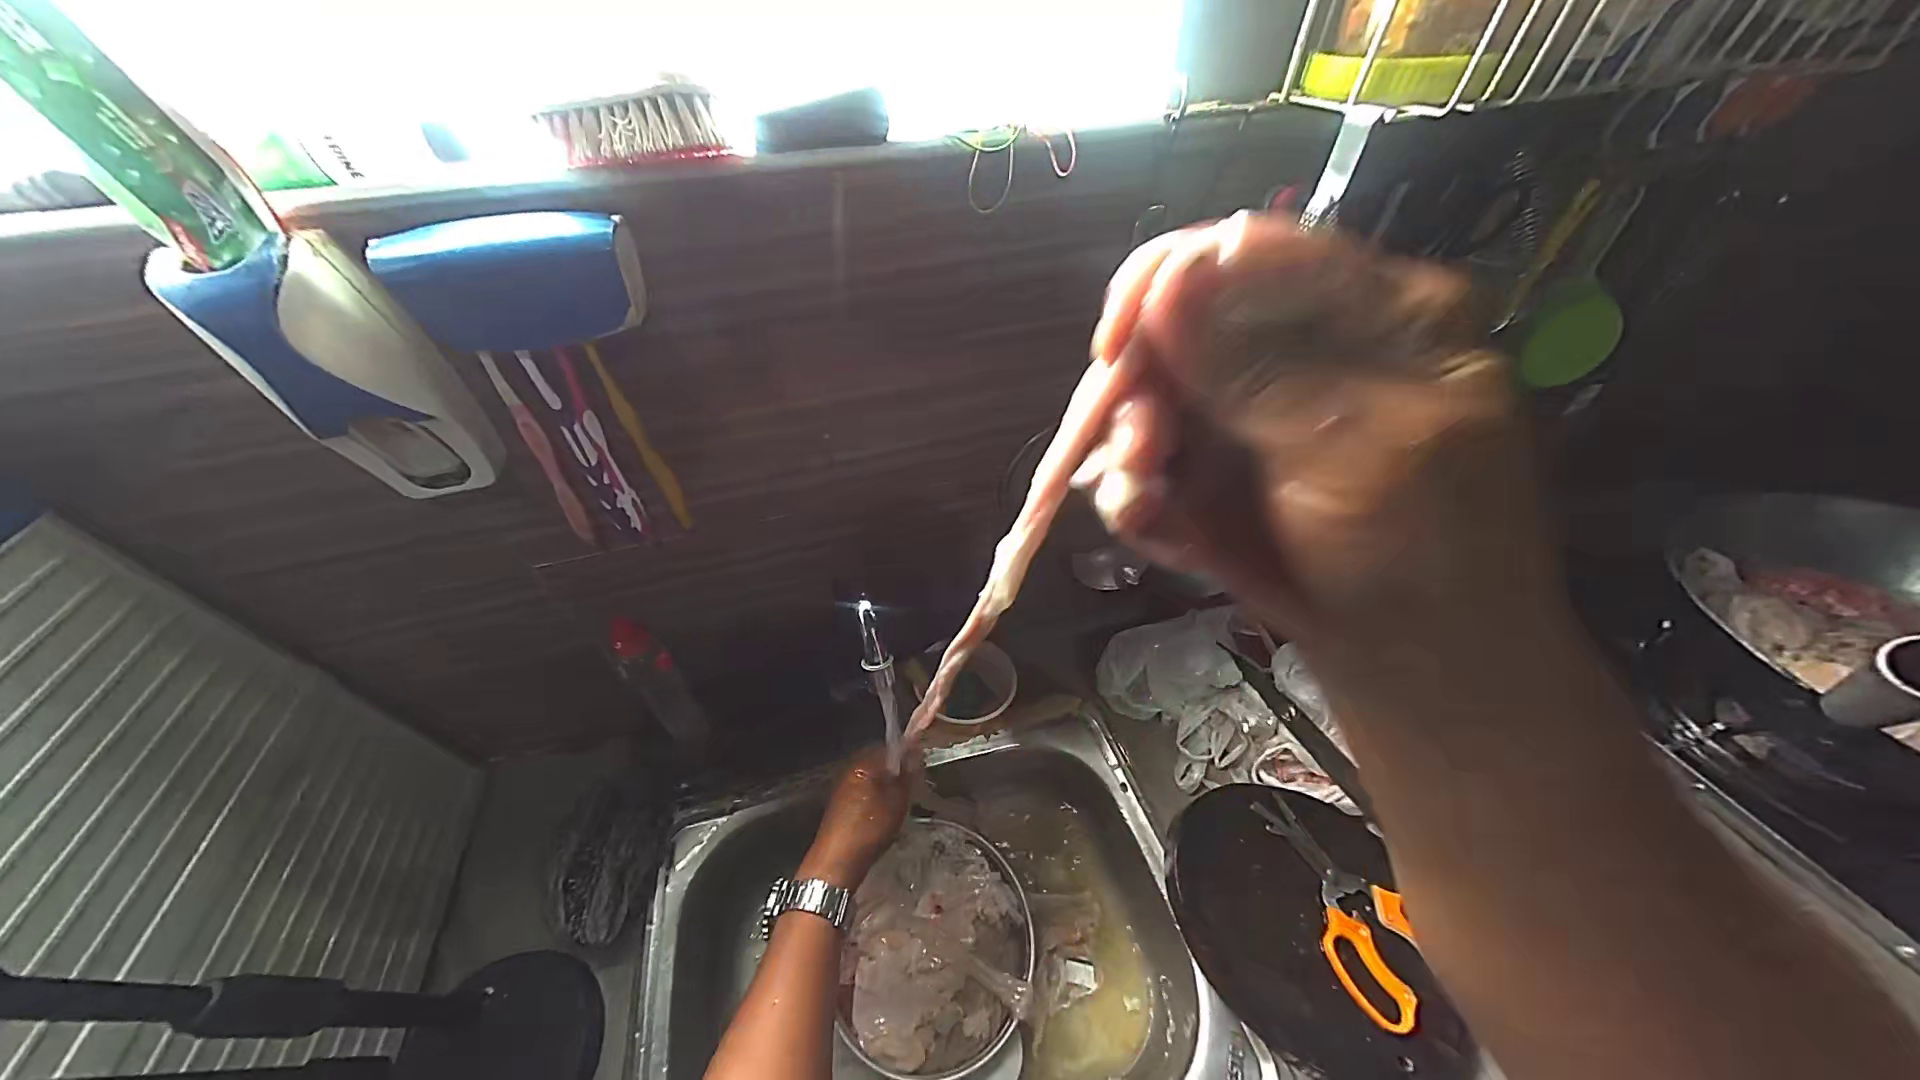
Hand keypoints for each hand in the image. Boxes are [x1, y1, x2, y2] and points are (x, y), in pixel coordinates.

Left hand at [798, 746, 914, 887]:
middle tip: (913, 786)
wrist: (836, 862)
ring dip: (886, 783)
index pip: (892, 746)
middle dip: (897, 770)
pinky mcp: (839, 801)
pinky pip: (863, 788)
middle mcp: (851, 767)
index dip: (909, 755)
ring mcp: (842, 784)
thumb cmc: (870, 830)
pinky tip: (883, 811)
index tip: (921, 768)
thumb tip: (914, 753)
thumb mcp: (898, 802)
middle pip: (880, 759)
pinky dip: (875, 794)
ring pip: (872, 775)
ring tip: (900, 801)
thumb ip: (908, 774)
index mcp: (864, 763)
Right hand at [1079, 212, 1555, 651]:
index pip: (1243, 252)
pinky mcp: (1204, 470)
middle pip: (1172, 329)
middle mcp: (1285, 352)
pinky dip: (1132, 495)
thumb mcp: (1363, 452)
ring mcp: (1237, 414)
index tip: (1115, 343)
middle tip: (1142, 451)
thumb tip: (1172, 279)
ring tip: (1144, 503)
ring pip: (1143, 400)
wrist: (1408, 654)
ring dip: (1128, 451)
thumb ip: (1265, 370)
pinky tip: (1153, 525)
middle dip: (1138, 388)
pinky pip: (1141, 465)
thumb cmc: (1425, 551)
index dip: (1164, 282)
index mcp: (1359, 313)